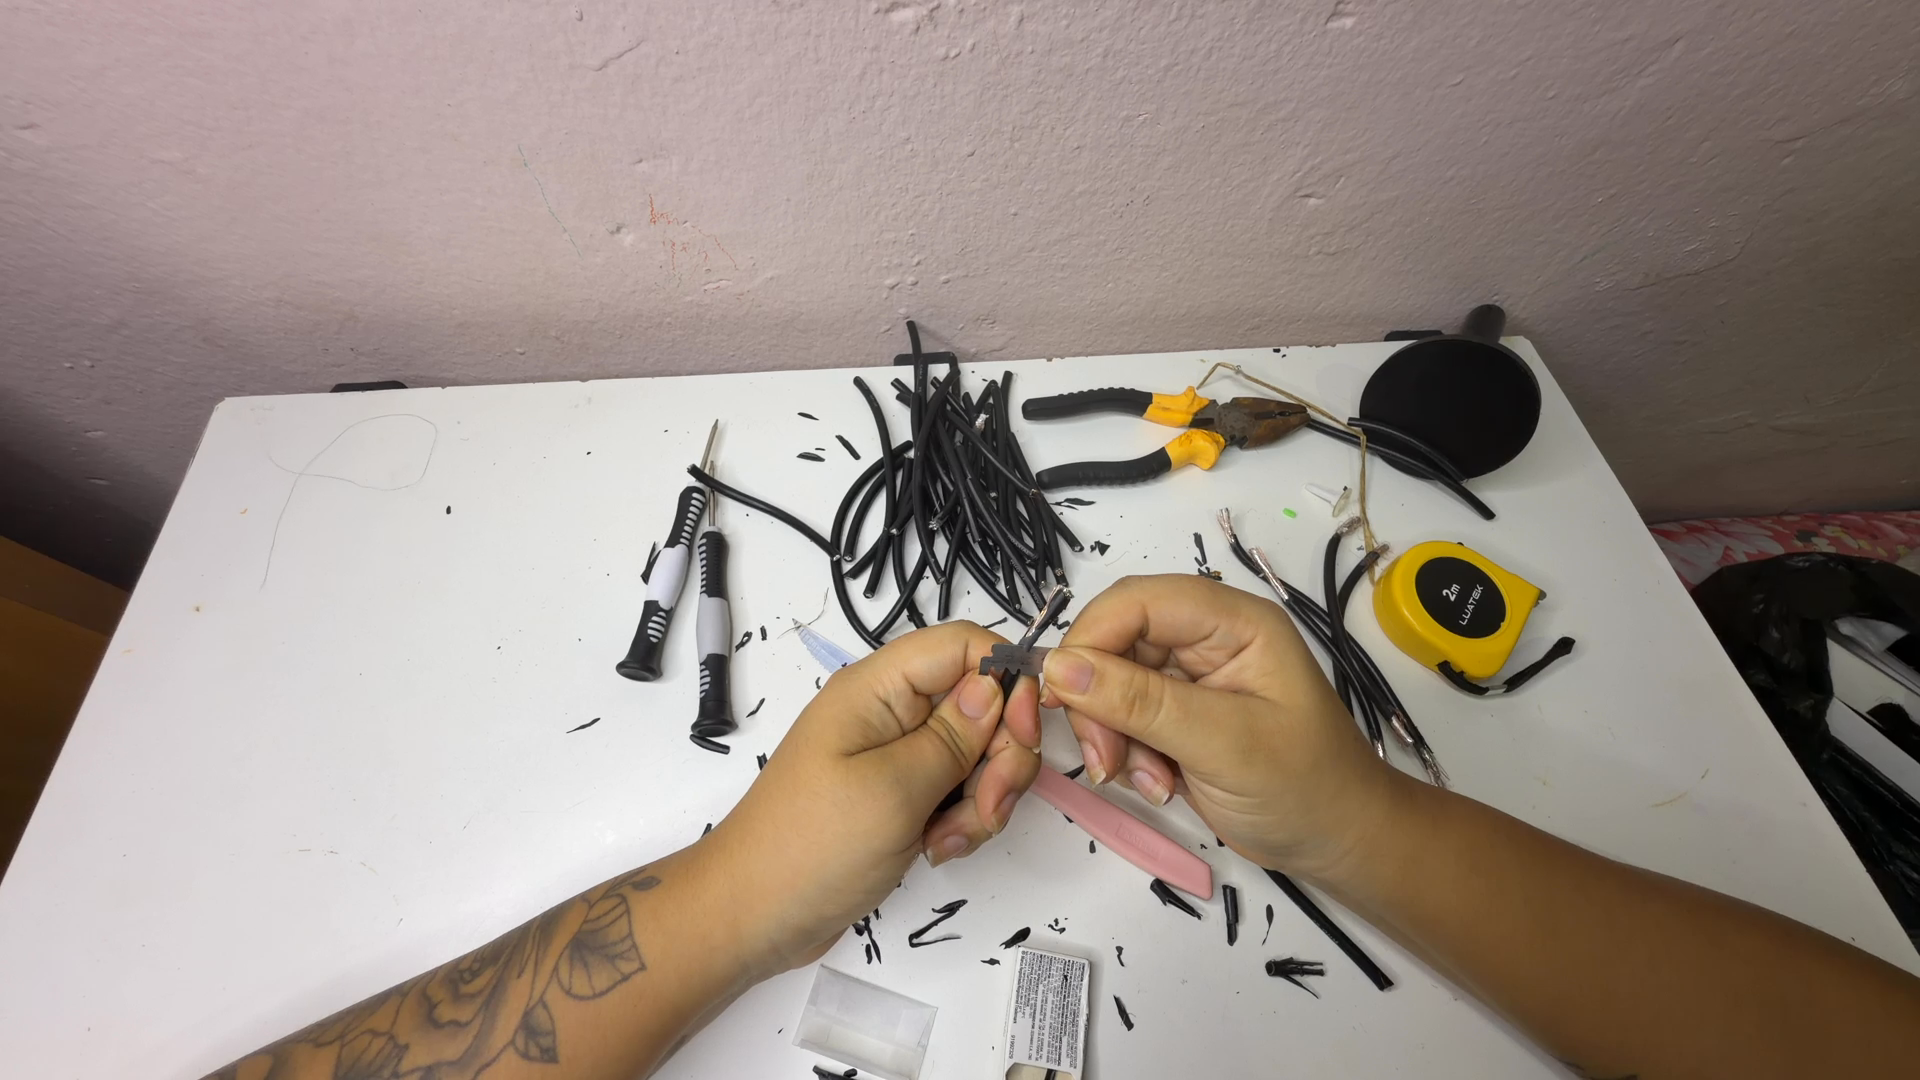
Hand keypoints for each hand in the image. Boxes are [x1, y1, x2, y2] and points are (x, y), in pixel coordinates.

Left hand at [702, 621, 1040, 976]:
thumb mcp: (893, 789)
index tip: (1025, 732)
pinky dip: (964, 818)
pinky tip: (938, 849)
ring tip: (948, 840)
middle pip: (981, 702)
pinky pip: (959, 787)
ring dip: (983, 797)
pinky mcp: (906, 790)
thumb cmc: (813, 846)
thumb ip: (954, 735)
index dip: (1005, 676)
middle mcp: (894, 709)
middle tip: (989, 807)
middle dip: (1000, 755)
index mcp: (879, 687)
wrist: (753, 918)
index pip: (962, 644)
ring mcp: (900, 751)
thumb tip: (996, 682)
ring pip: (978, 750)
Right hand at [1040, 574, 1398, 880]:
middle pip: (1115, 641)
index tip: (1061, 696)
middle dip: (1099, 702)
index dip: (1090, 638)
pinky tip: (1159, 783)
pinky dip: (1124, 750)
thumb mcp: (1224, 744)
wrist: (1339, 844)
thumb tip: (1058, 668)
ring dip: (1112, 735)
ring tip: (1149, 782)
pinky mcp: (1174, 708)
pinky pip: (1120, 713)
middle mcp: (1204, 635)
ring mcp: (1188, 672)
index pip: (1138, 601)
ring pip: (1108, 681)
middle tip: (1106, 760)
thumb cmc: (1306, 789)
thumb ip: (1140, 703)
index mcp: (1231, 620)